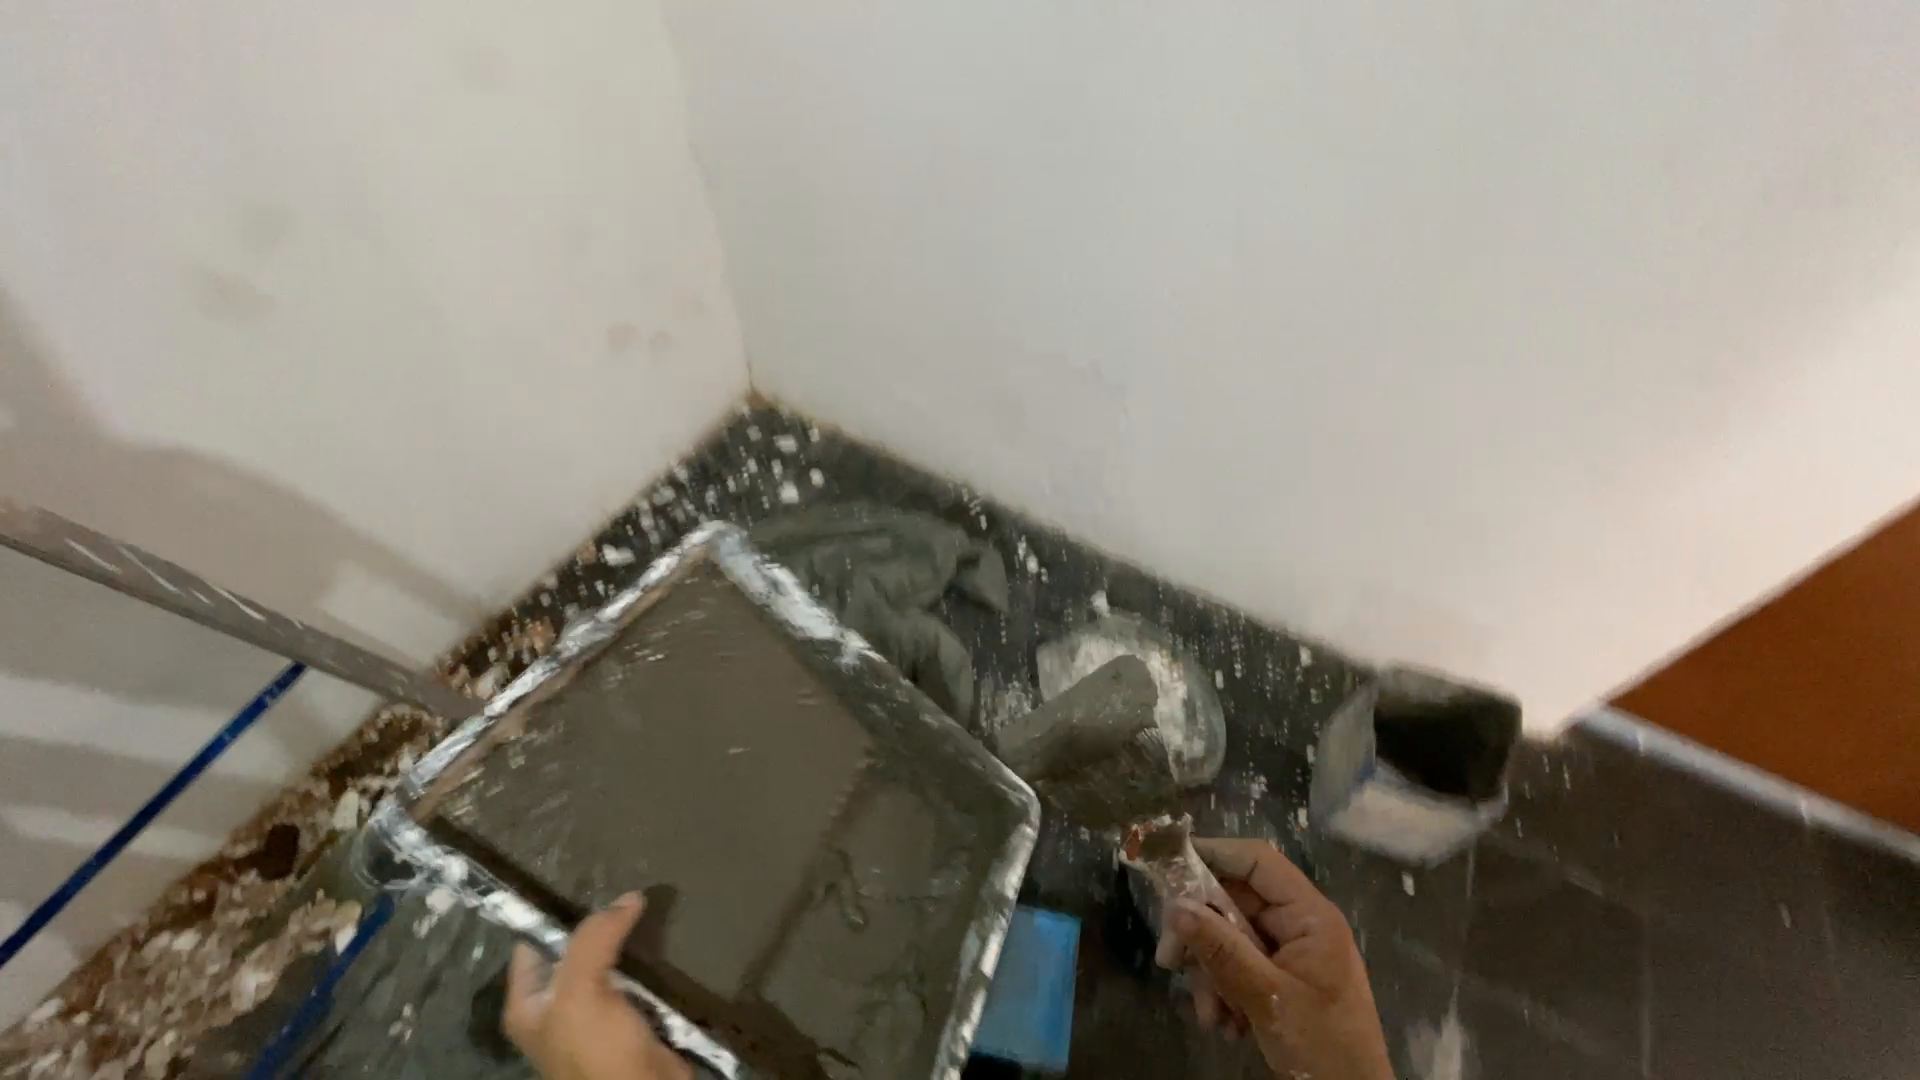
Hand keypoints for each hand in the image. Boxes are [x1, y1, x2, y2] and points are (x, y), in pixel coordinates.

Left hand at [504, 894, 692, 1079]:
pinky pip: (640, 975)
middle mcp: (559, 1007)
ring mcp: (598, 1012)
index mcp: (529, 1004)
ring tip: (651, 897)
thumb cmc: (595, 1051)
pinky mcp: (635, 1016)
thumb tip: (629, 897)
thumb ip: (594, 940)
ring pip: (612, 959)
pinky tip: (667, 931)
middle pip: (577, 948)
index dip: (556, 912)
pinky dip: (653, 955)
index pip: (534, 943)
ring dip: (631, 936)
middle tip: (628, 882)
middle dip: (602, 919)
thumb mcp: (580, 992)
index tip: (589, 877)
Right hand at [1166, 838, 1392, 1079]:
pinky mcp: (1279, 978)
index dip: (1215, 853)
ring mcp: (1288, 952)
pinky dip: (1221, 989)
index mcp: (1310, 916)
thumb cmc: (1323, 1047)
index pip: (1257, 861)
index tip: (1171, 862)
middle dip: (1201, 933)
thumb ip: (1222, 949)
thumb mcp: (1268, 997)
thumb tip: (1175, 905)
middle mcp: (1298, 924)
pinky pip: (1236, 964)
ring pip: (1228, 936)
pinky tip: (1222, 1022)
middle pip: (1233, 902)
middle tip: (1169, 958)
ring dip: (1209, 972)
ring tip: (1209, 1013)